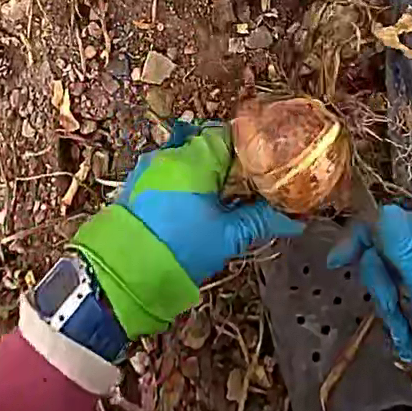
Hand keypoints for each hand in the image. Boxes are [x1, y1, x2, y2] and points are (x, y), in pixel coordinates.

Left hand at [73, 123, 301, 336]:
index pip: (233, 135)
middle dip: (231, 167)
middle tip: (250, 191)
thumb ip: (260, 220)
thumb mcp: (226, 237)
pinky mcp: (138, 184)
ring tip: (224, 204)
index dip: (252, 150)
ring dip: (208, 177)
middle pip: (212, 147)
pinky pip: (171, 174)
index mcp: (197, 156)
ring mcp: (151, 167)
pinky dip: (187, 185)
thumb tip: (294, 219)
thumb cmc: (177, 249)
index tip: (266, 169)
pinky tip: (195, 210)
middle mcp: (172, 153)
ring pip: (191, 161)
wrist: (117, 275)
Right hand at [328, 205, 411, 410]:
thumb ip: (396, 239)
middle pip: (377, 255)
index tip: (336, 263)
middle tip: (392, 306)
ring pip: (385, 284)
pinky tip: (409, 344)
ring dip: (389, 311)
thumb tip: (378, 205)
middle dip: (379, 285)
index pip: (377, 222)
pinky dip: (399, 326)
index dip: (355, 238)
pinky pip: (398, 307)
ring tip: (405, 334)